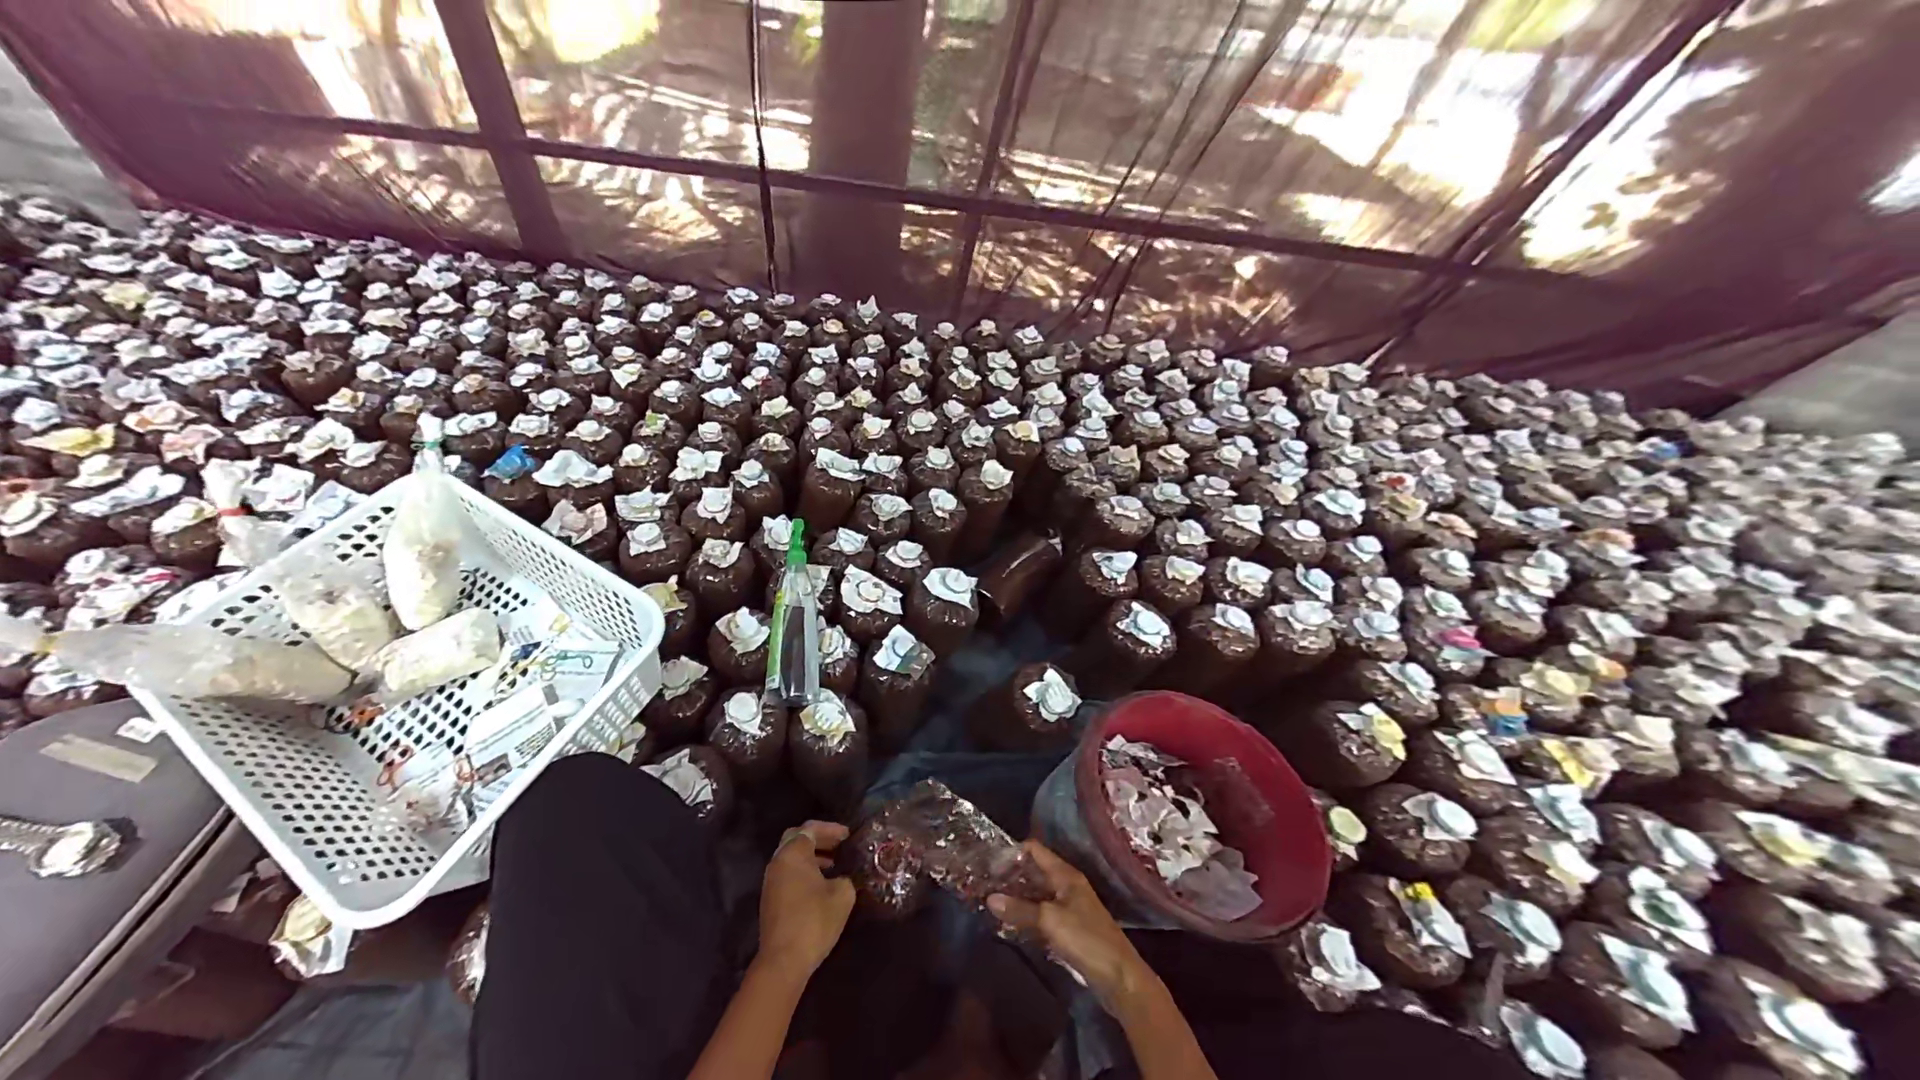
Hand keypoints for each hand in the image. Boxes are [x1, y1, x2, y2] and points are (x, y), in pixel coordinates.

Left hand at [758, 821, 854, 976]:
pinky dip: (804, 870)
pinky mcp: (771, 899)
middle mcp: (777, 862)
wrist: (784, 960)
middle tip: (839, 844)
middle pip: (796, 839)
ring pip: (791, 857)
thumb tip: (842, 877)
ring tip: (834, 863)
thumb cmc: (814, 920)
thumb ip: (845, 878)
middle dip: (818, 838)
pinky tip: (821, 883)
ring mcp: (771, 882)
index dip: (831, 829)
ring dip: (811, 856)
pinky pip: (788, 873)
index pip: (810, 829)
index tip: (849, 836)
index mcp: (792, 854)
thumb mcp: (842, 895)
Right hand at [987, 841, 1151, 1006]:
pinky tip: (1010, 920)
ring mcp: (1069, 907)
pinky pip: (1042, 913)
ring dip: (1017, 895)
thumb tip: (989, 898)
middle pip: (1035, 871)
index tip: (989, 859)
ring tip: (991, 899)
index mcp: (1066, 875)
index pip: (1035, 850)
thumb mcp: (1049, 921)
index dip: (1013, 851)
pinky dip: (1027, 914)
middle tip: (984, 880)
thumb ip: (1019, 909)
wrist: (1118, 976)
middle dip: (1011, 875)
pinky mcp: (1069, 927)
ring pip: (1037, 893)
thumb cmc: (1085, 939)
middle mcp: (1067, 885)